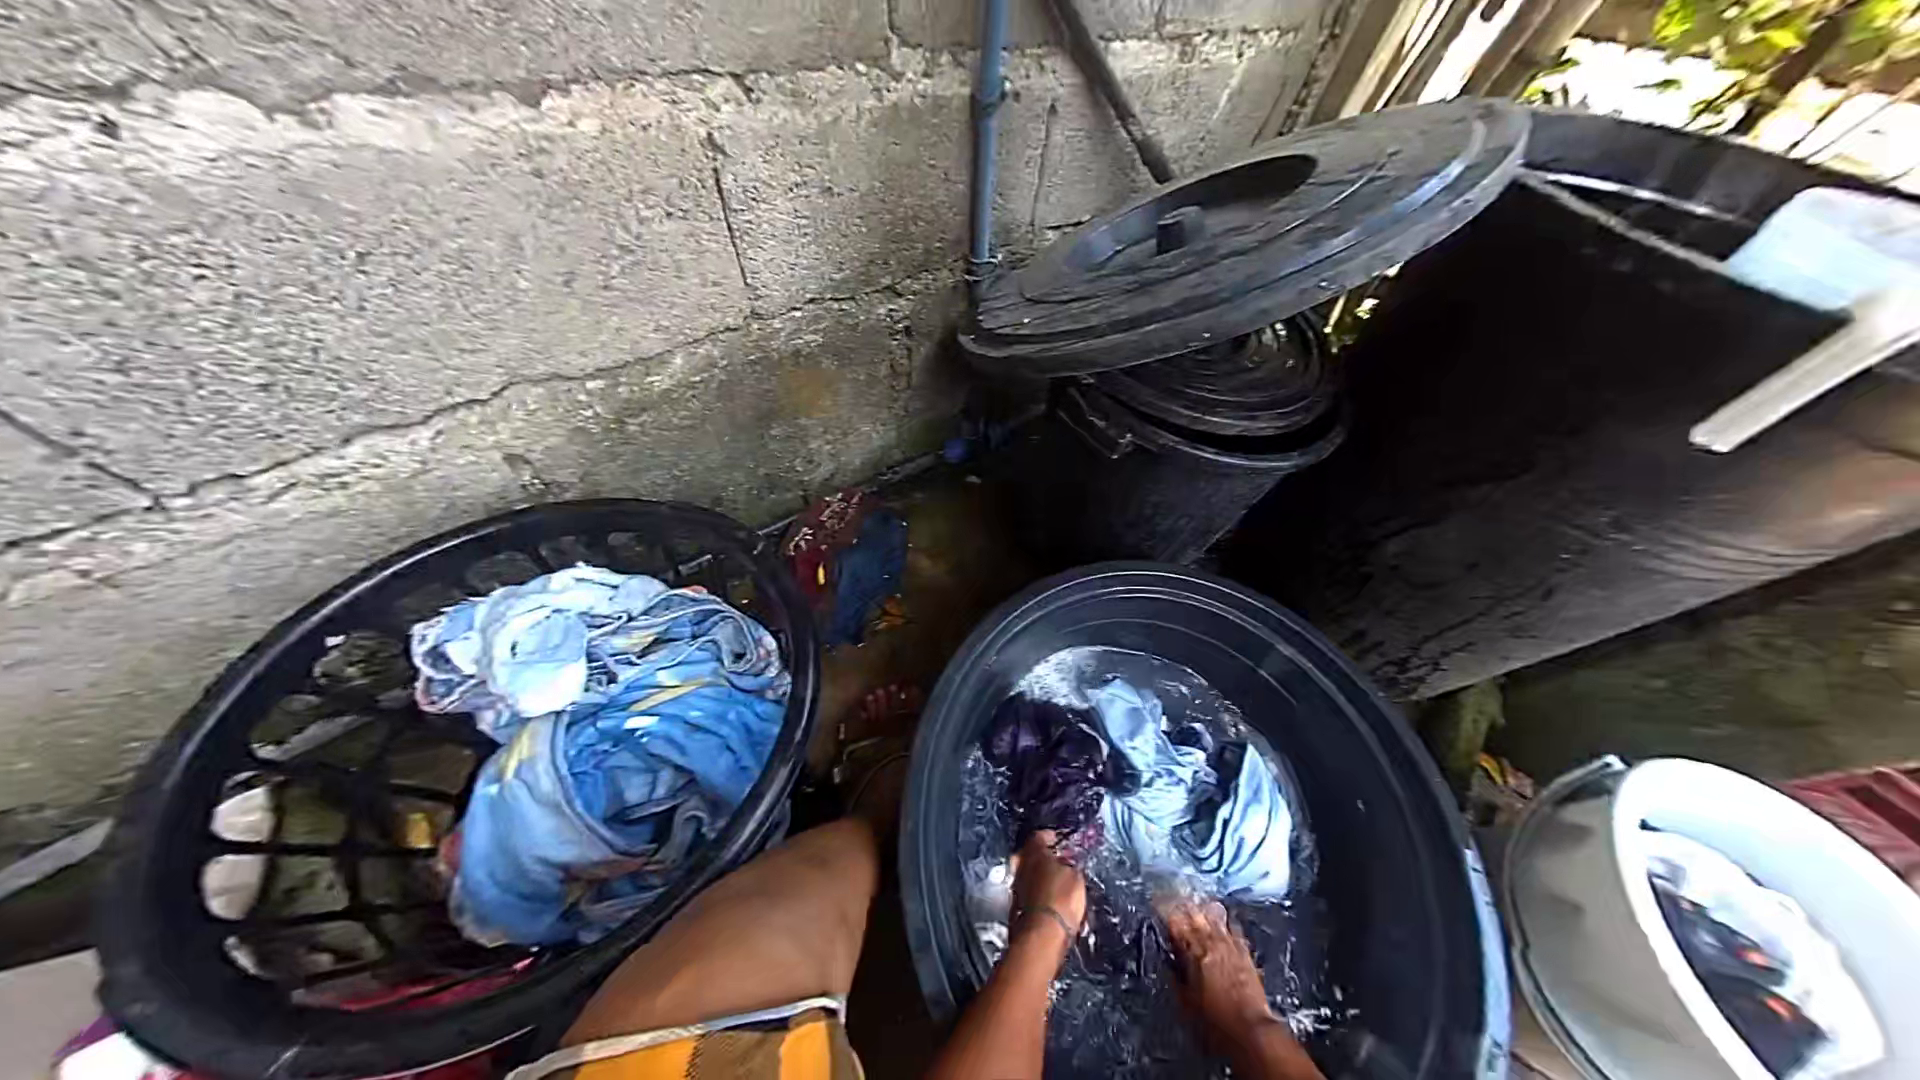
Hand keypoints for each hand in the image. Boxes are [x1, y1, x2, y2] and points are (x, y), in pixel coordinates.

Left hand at [1009, 830, 1086, 956]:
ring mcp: (1015, 888)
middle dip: (1043, 858)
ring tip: (1057, 884)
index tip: (1059, 840)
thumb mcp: (1076, 877)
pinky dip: (1038, 895)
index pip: (1039, 836)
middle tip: (1058, 862)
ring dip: (1040, 877)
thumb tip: (1067, 865)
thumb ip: (1070, 866)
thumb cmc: (1061, 898)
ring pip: (1028, 876)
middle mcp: (1020, 866)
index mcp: (1033, 852)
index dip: (1051, 837)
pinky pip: (1029, 895)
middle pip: (1030, 855)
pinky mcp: (1016, 909)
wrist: (1042, 935)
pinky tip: (1050, 902)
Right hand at [1162, 899, 1286, 1050]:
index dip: (1164, 910)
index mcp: (1192, 953)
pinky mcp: (1245, 953)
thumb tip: (1170, 962)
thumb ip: (1176, 976)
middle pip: (1194, 914)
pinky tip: (1222, 915)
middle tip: (1174, 894)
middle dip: (1182, 903)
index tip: (1157, 901)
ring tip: (1196, 899)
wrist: (1250, 1031)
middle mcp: (1211, 944)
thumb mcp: (1185, 1000)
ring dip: (1203, 907)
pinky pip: (1234, 928)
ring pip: (1214, 916)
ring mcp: (1230, 946)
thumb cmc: (1215, 1021)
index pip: (1174, 923)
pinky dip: (1225, 920)